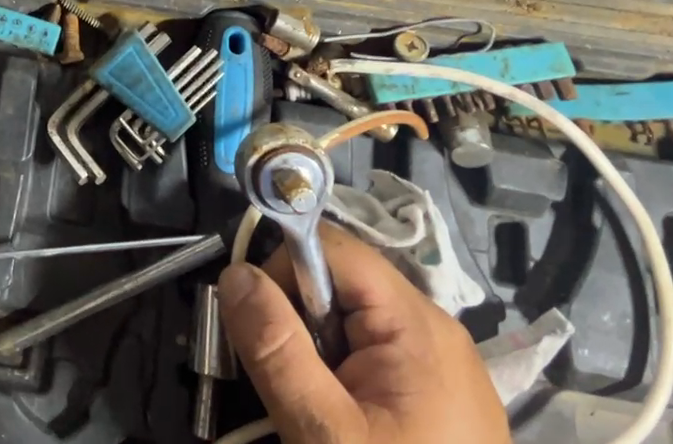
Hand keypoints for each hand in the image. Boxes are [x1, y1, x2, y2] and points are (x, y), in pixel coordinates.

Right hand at [218, 224, 507, 443]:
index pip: (331, 247)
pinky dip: (336, 370)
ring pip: (347, 318)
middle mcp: (432, 328)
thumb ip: (277, 349)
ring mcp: (438, 361)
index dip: (283, 269)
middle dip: (293, 316)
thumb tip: (234, 273)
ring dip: (310, 347)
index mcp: (416, 325)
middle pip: (337, 280)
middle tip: (278, 378)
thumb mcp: (325, 434)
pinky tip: (336, 418)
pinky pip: (368, 351)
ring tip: (308, 409)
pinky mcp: (435, 392)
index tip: (255, 323)